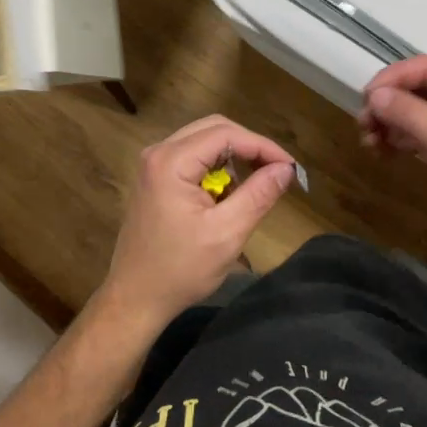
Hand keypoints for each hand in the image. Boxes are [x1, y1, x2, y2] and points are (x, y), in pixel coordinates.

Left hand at [99, 115, 295, 325]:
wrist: (136, 297)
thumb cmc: (181, 270)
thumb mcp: (227, 234)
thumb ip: (258, 195)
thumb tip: (286, 169)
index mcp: (171, 160)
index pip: (225, 134)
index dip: (262, 146)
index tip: (291, 167)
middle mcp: (159, 152)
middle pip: (213, 130)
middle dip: (248, 148)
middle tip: (277, 172)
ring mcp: (154, 163)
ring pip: (203, 142)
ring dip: (231, 160)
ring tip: (252, 189)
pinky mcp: (155, 177)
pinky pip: (192, 158)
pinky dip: (215, 170)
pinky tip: (226, 197)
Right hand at [359, 56, 426, 276]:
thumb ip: (414, 117)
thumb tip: (374, 94)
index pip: (426, 68)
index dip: (394, 77)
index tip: (367, 97)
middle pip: (414, 87)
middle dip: (386, 102)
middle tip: (364, 123)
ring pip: (408, 109)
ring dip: (385, 121)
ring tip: (368, 141)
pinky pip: (410, 132)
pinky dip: (392, 137)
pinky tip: (380, 152)